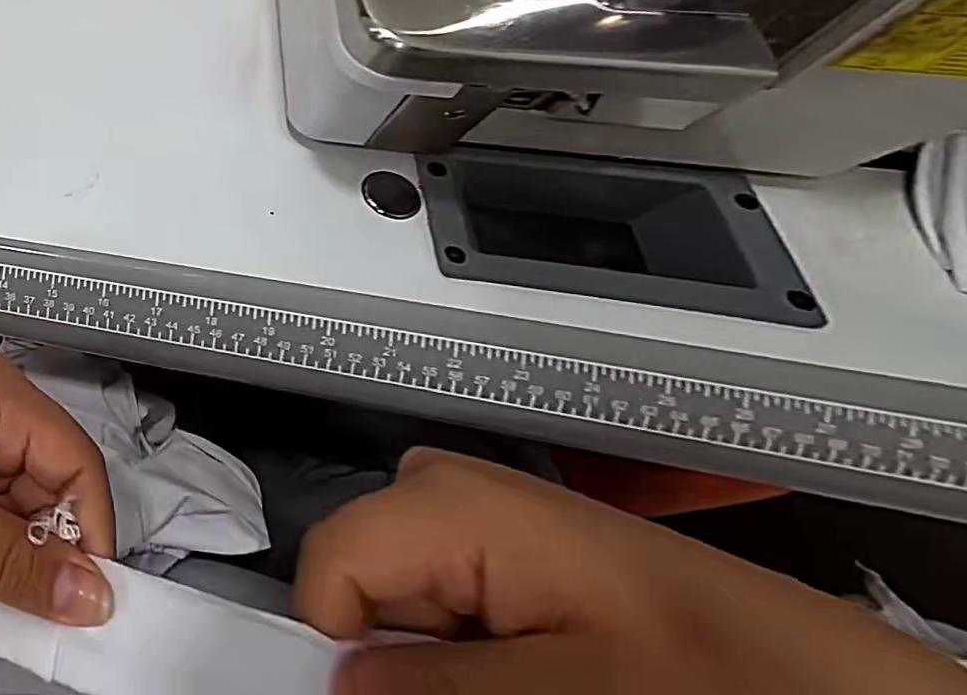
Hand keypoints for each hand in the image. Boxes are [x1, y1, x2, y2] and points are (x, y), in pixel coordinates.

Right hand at [295, 448, 965, 694]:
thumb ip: (434, 684)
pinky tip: (521, 674)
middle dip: (390, 654)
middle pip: (359, 579)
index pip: (328, 563)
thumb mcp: (565, 694)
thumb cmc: (709, 672)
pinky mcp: (494, 539)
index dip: (332, 643)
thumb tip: (338, 686)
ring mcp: (466, 509)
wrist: (830, 679)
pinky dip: (461, 652)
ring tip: (512, 689)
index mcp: (437, 496)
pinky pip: (439, 599)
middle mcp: (436, 484)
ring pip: (396, 597)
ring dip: (428, 662)